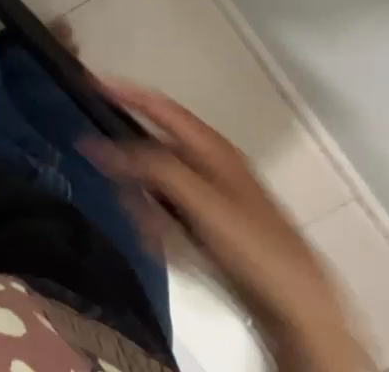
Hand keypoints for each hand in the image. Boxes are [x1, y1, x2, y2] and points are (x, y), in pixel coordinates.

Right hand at [88, 83, 367, 371]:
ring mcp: (212, 193)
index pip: (161, 106)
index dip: (126, 92)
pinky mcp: (211, 223)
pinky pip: (168, 212)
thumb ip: (153, 168)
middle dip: (128, 160)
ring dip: (143, 200)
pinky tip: (159, 241)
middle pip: (155, 145)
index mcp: (211, 146)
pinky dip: (157, 221)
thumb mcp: (200, 200)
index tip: (89, 84)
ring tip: (144, 226)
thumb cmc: (252, 244)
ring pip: (158, 182)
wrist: (298, 305)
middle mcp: (210, 161)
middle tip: (101, 169)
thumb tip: (101, 144)